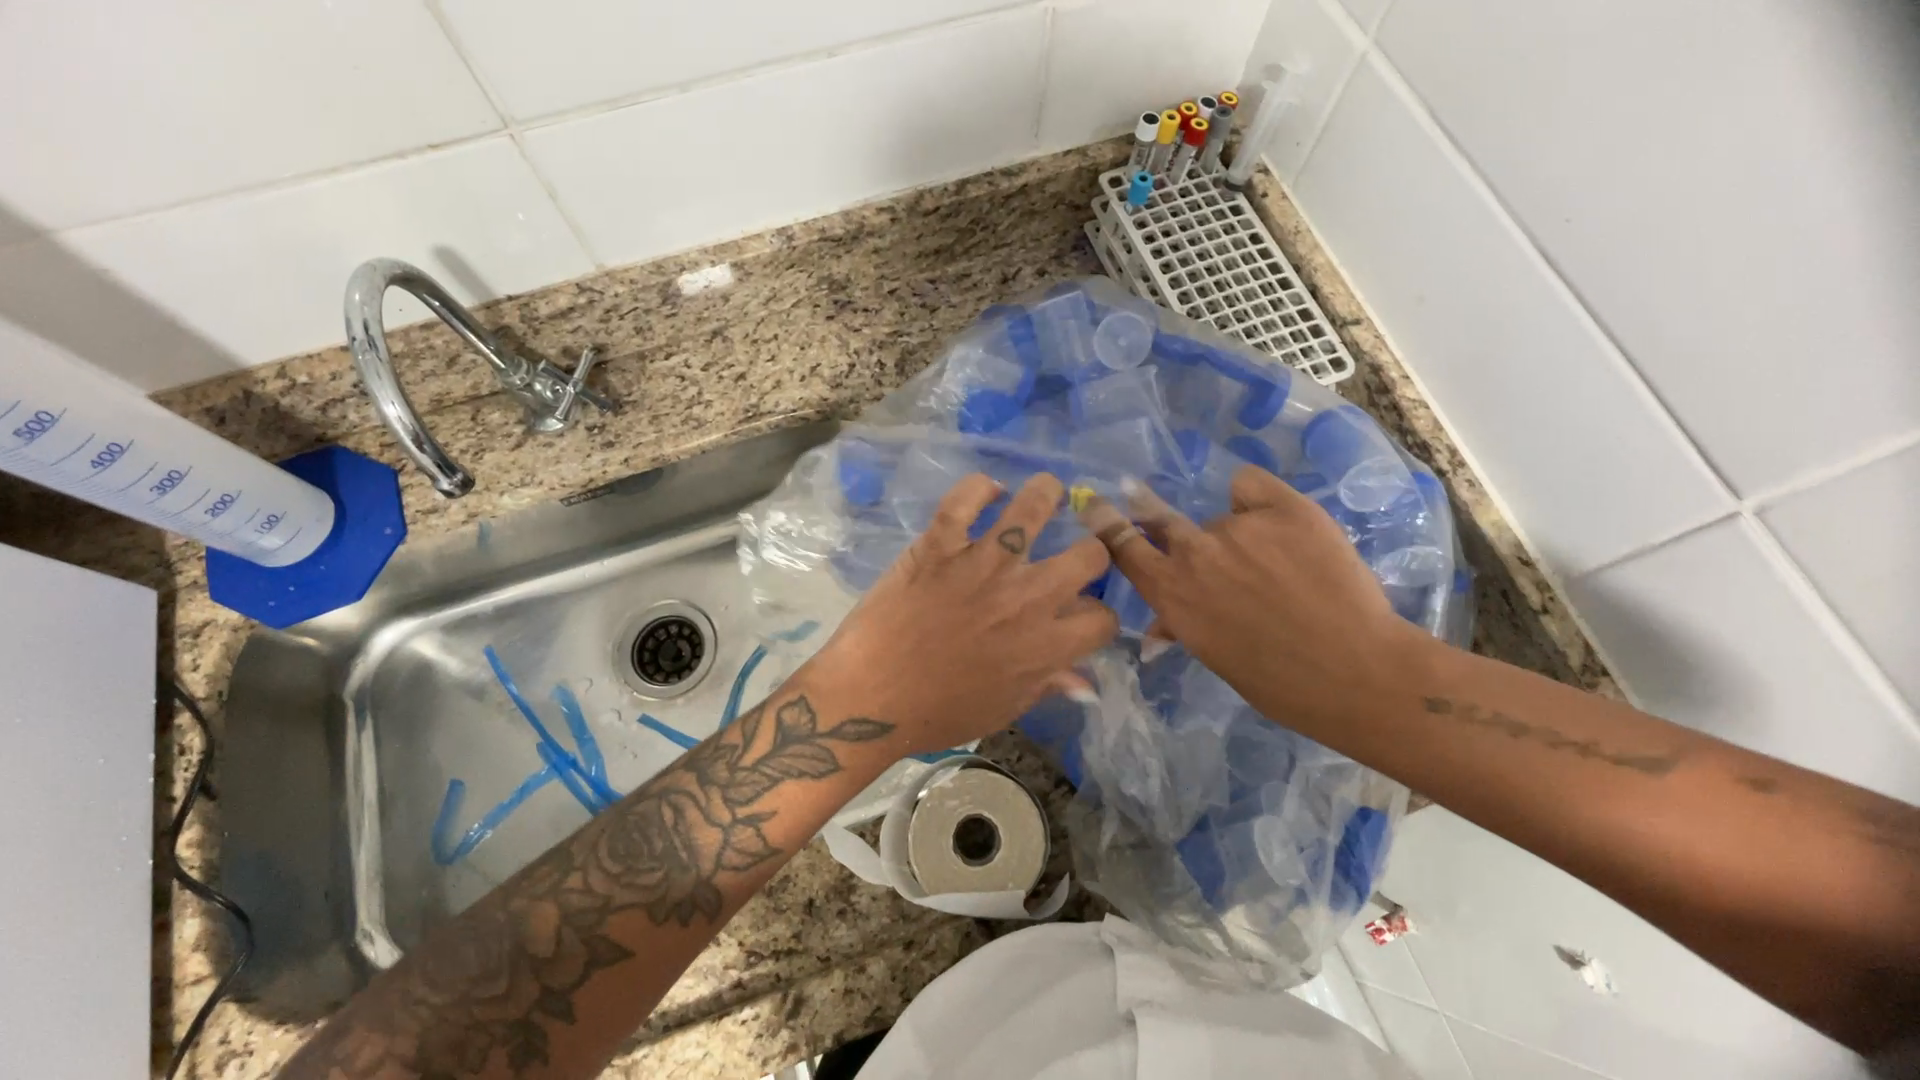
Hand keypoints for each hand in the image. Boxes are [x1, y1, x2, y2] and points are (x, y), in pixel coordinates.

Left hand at [804, 472, 1117, 757]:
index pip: (1103, 617)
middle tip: (1076, 550)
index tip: (1082, 613)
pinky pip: (965, 499)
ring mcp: (983, 564)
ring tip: (1046, 492)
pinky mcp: (940, 545)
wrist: (871, 698)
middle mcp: (1027, 596)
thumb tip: (1083, 682)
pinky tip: (988, 490)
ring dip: (1047, 494)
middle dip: (1093, 549)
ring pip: (1034, 506)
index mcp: (1047, 644)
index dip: (1099, 615)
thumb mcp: (1003, 709)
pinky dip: (980, 487)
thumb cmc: (938, 713)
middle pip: (1090, 554)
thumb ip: (1047, 685)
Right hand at [1084, 467, 1431, 727]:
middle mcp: (1195, 553)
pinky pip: (1252, 488)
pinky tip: (1284, 529)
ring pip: (1223, 517)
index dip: (1105, 524)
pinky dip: (1260, 503)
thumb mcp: (1216, 656)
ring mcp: (1238, 526)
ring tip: (1280, 566)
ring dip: (1237, 535)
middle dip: (1143, 503)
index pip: (1123, 547)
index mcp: (1172, 594)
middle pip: (1157, 516)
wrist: (1354, 670)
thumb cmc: (1278, 681)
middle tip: (1134, 489)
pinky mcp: (1284, 507)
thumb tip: (1158, 628)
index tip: (1092, 505)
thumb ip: (1182, 626)